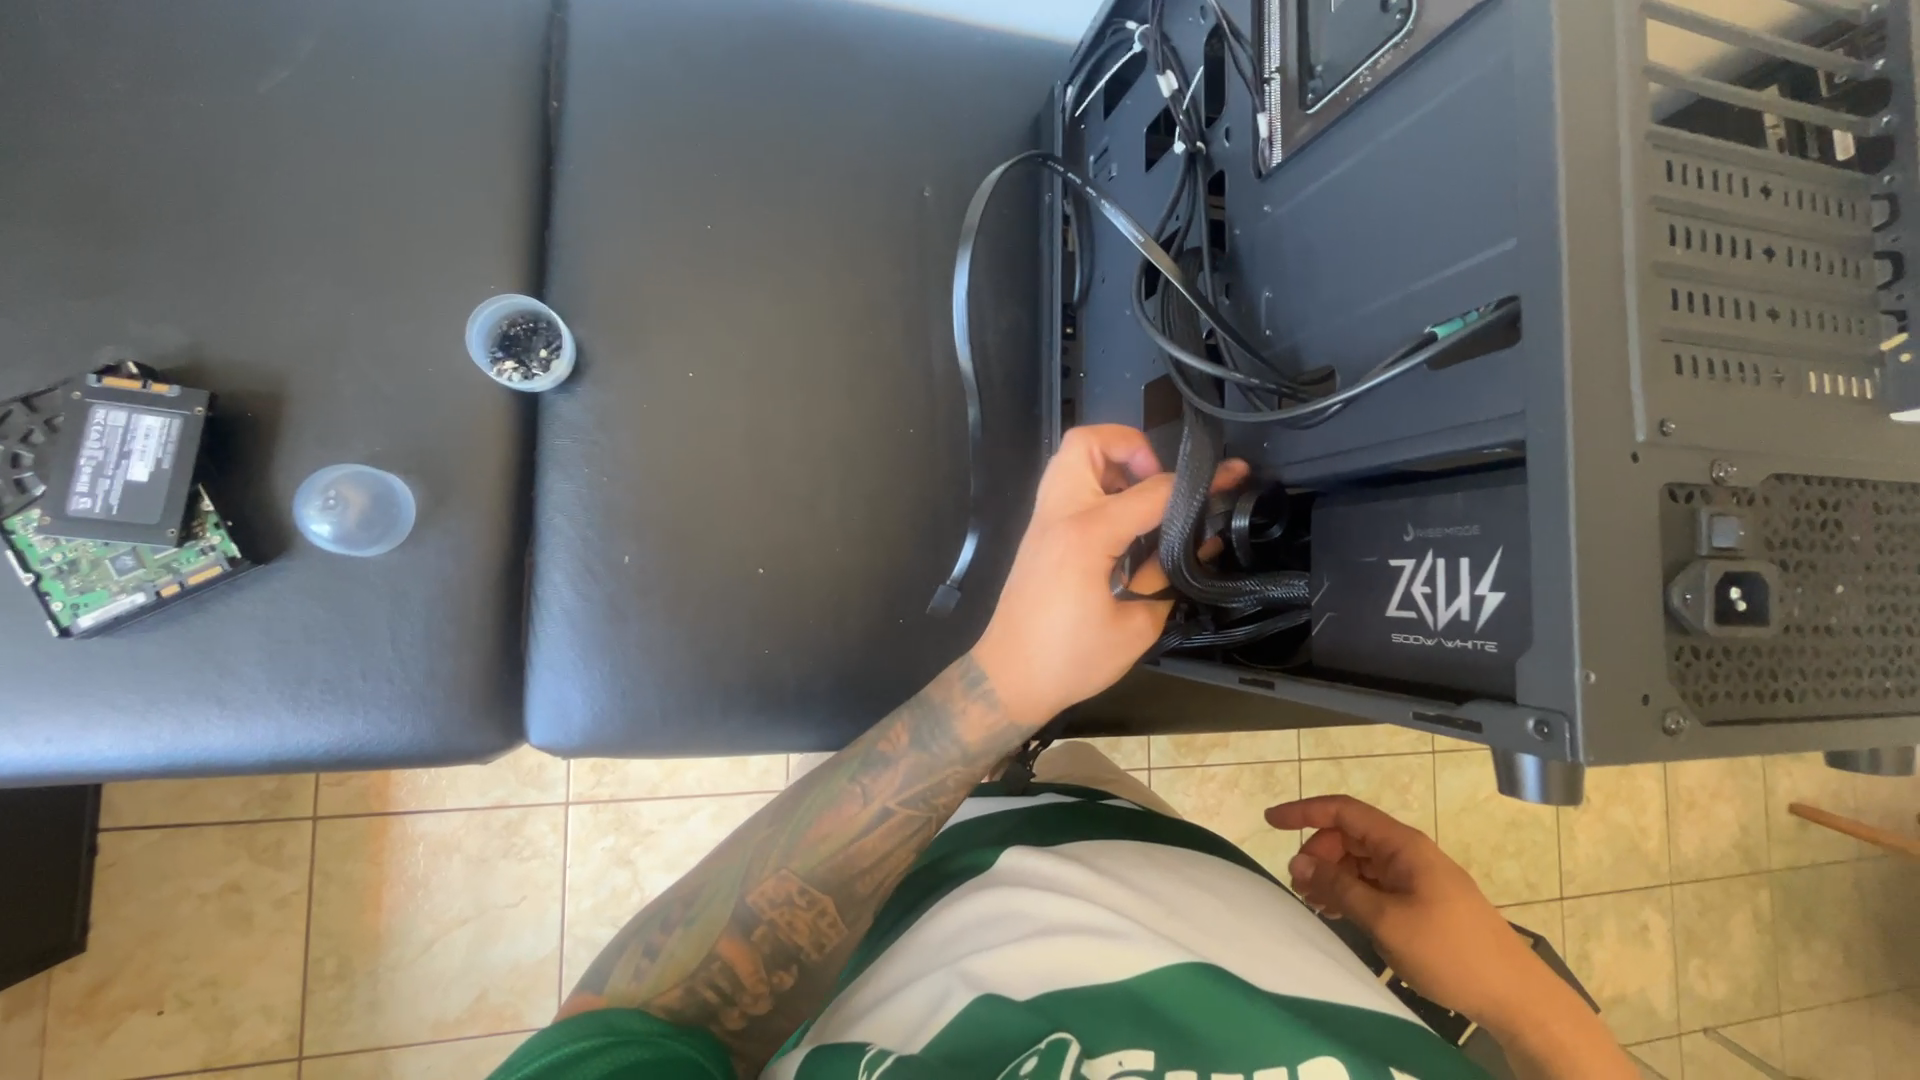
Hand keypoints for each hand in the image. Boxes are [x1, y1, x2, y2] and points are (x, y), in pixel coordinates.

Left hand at [972, 425, 1245, 724]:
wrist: (1008, 678)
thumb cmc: (1070, 660)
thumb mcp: (1134, 626)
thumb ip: (1167, 576)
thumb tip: (1200, 542)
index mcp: (1085, 533)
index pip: (1152, 490)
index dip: (1198, 483)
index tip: (1231, 476)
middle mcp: (1058, 514)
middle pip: (1086, 442)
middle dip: (1131, 447)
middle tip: (1158, 482)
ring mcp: (1042, 521)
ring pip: (1070, 459)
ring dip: (1111, 465)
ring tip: (1145, 501)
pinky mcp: (1038, 535)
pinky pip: (1066, 488)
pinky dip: (1096, 487)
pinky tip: (1123, 525)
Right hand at [1265, 795, 1558, 1029]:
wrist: (1517, 998)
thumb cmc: (1450, 952)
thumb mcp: (1385, 920)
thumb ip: (1339, 887)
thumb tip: (1299, 861)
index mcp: (1402, 845)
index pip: (1343, 811)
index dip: (1304, 812)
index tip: (1270, 821)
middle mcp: (1408, 853)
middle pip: (1349, 836)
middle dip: (1317, 853)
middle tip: (1298, 886)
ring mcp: (1417, 877)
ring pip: (1360, 861)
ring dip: (1332, 876)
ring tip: (1313, 903)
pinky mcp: (1422, 901)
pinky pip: (1375, 884)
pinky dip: (1351, 892)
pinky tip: (1338, 913)